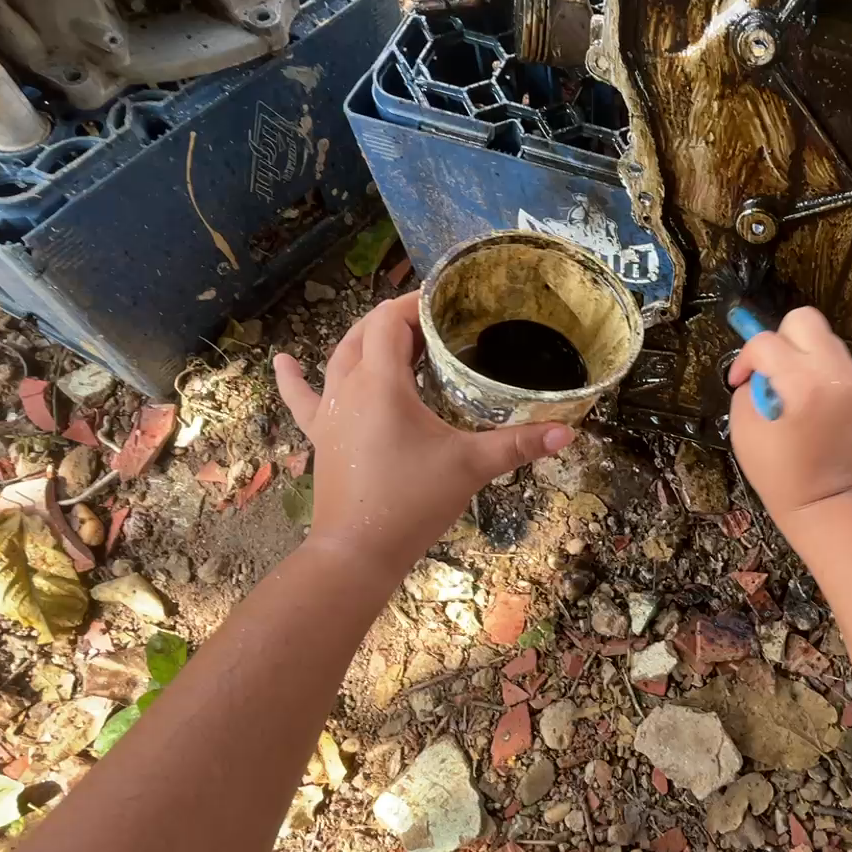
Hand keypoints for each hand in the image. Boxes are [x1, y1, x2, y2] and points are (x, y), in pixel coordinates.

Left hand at [274, 293, 573, 559]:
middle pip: (365, 333)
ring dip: (366, 339)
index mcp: (380, 384)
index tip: (447, 299)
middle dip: (398, 319)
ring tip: (394, 333)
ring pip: (340, 358)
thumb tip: (569, 432)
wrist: (358, 551)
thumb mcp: (471, 466)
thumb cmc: (412, 500)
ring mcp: (329, 413)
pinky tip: (282, 361)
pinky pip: (303, 399)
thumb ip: (519, 445)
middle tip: (437, 323)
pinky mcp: (321, 437)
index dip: (416, 303)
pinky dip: (293, 378)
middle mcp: (348, 388)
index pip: (390, 321)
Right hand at [726, 307, 851, 521]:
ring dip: (799, 350)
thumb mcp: (743, 425)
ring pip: (822, 334)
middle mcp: (832, 373)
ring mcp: (851, 379)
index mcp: (800, 385)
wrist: (821, 499)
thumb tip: (761, 368)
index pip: (767, 342)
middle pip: (803, 319)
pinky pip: (834, 356)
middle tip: (769, 369)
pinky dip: (816, 364)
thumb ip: (751, 385)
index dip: (746, 358)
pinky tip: (806, 393)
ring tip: (788, 383)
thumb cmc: (774, 469)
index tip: (740, 380)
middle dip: (779, 338)